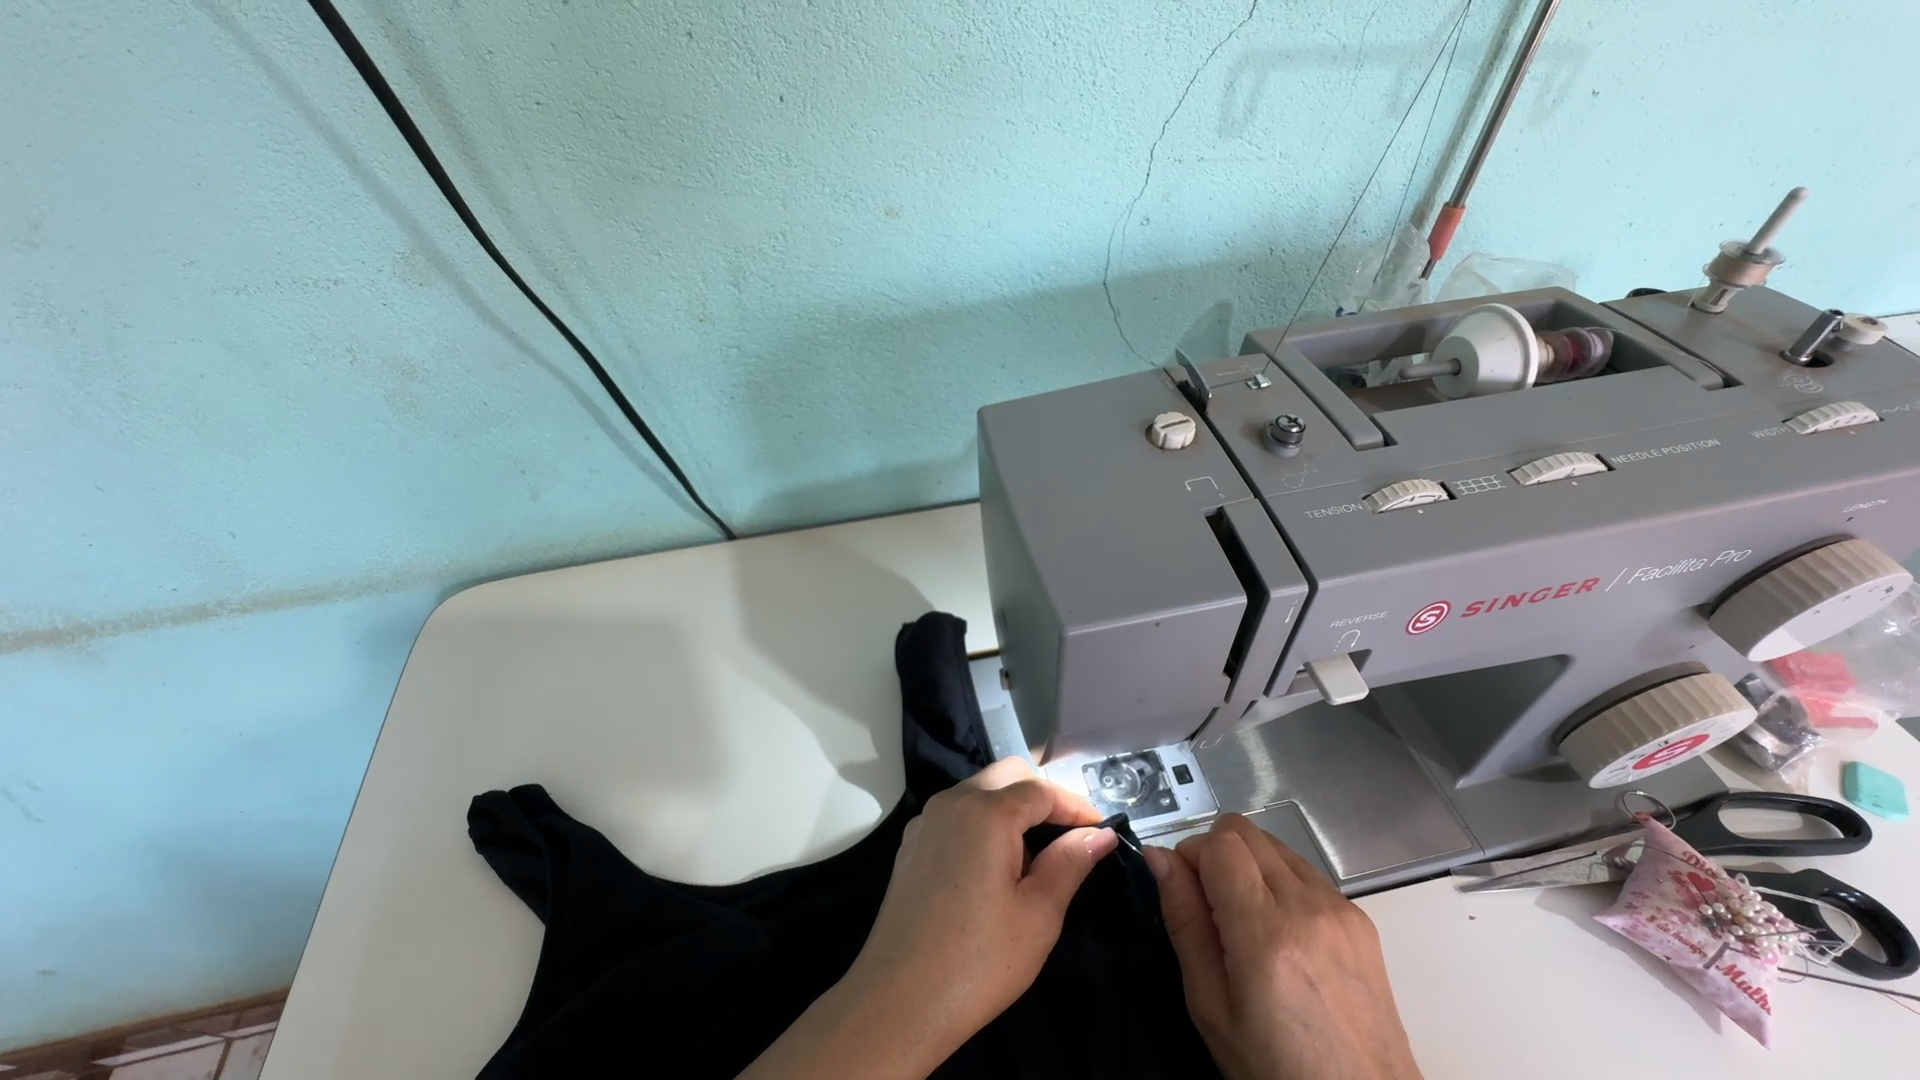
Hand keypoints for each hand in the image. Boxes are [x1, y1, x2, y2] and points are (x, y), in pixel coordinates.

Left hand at [845, 757, 1118, 1050]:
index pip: (1041, 789)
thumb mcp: (1039, 914)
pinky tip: (996, 870)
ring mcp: (925, 823)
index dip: (1076, 806)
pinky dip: (983, 825)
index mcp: (985, 812)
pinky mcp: (911, 847)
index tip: (1102, 830)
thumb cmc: (979, 961)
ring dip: (1012, 810)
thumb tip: (1099, 833)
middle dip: (1043, 797)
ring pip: (979, 793)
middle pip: (1006, 777)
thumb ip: (1070, 862)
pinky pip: (956, 816)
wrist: (898, 1003)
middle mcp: (951, 803)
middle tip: (1071, 838)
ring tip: (1036, 860)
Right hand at [1143, 815, 1421, 1079]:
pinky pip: (1305, 872)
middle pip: (1245, 831)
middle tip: (1208, 906)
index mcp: (1266, 931)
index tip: (1183, 892)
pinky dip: (1279, 882)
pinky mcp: (1360, 917)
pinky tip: (1280, 933)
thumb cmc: (1273, 1066)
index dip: (1191, 855)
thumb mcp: (1210, 1004)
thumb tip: (1158, 856)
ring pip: (1274, 845)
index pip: (1220, 842)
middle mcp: (1308, 905)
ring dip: (1248, 865)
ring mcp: (1341, 907)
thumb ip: (1184, 921)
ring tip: (1244, 923)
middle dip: (1215, 853)